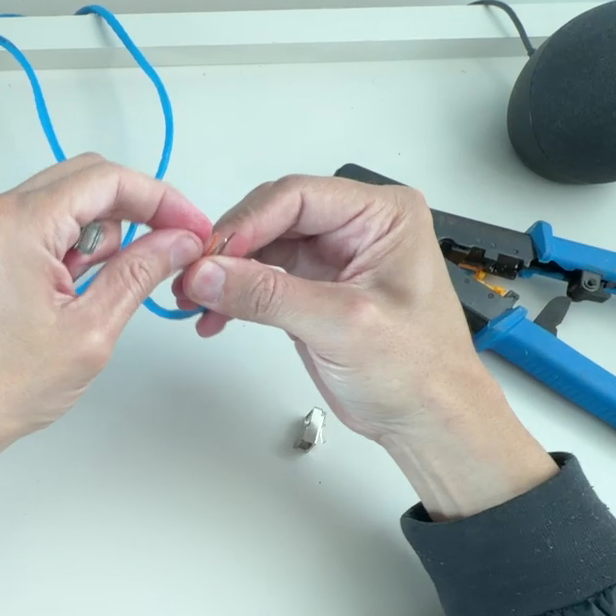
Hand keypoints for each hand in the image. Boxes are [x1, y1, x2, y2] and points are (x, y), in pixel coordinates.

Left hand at [0, 153, 211, 489]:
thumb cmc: (4, 388)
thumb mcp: (90, 331)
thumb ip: (140, 273)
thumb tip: (178, 240)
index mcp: (21, 224)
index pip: (107, 179)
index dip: (160, 198)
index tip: (190, 228)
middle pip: (85, 181)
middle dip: (133, 213)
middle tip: (165, 253)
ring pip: (64, 206)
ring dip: (97, 238)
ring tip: (95, 296)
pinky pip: (40, 229)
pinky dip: (69, 251)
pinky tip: (73, 294)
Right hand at [175, 175, 554, 519]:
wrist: (423, 418)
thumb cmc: (415, 370)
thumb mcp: (340, 326)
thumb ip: (268, 296)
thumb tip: (206, 274)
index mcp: (381, 216)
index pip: (296, 197)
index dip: (245, 224)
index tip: (206, 258)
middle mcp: (354, 229)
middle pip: (271, 218)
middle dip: (228, 250)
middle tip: (192, 281)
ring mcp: (329, 260)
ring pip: (259, 250)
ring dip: (223, 275)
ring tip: (194, 303)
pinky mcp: (310, 291)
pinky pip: (259, 281)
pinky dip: (232, 297)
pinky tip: (214, 319)